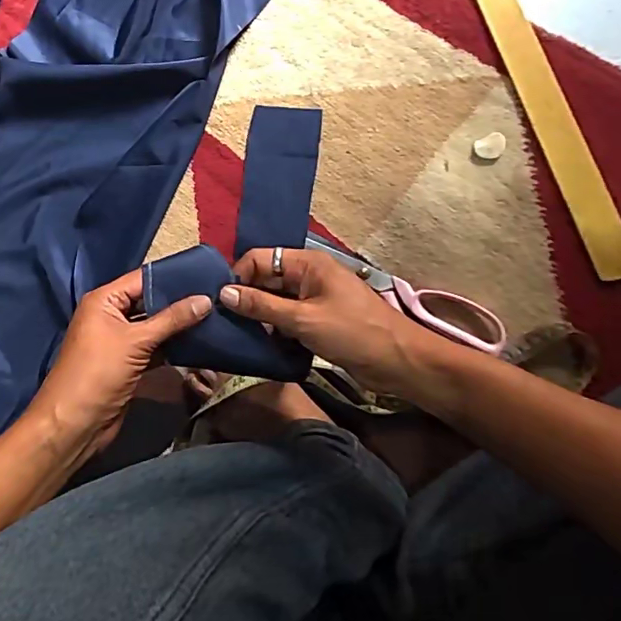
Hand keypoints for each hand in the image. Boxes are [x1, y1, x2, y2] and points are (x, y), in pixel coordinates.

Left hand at [26, 269, 213, 458]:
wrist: (75, 424)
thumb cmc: (98, 372)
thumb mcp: (135, 341)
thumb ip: (172, 320)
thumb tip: (205, 299)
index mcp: (104, 301)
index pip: (142, 279)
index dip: (171, 276)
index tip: (204, 274)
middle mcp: (111, 315)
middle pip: (150, 301)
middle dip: (179, 301)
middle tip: (215, 294)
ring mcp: (120, 340)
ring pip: (155, 326)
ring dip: (179, 325)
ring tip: (214, 314)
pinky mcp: (129, 363)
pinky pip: (155, 347)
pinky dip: (173, 345)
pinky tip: (200, 340)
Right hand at [221, 247, 445, 395]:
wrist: (399, 362)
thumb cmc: (354, 333)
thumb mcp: (303, 319)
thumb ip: (262, 306)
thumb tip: (224, 292)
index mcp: (307, 263)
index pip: (259, 258)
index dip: (239, 276)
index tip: (221, 301)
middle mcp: (308, 276)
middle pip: (266, 279)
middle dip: (246, 297)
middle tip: (224, 321)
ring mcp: (314, 299)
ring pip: (274, 301)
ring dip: (259, 316)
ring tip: (237, 335)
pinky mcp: (318, 321)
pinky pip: (287, 319)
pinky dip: (274, 329)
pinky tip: (260, 344)